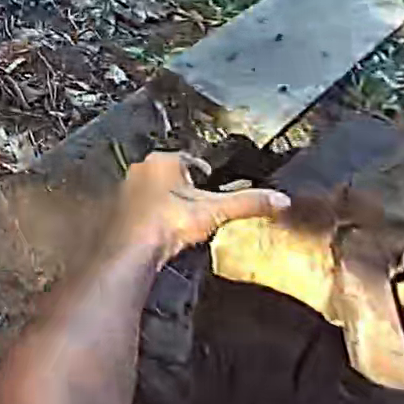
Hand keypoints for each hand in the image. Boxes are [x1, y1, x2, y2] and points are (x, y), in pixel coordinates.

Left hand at [112, 151, 289, 262]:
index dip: (208, 173)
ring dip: (171, 196)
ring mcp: (129, 183)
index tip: (217, 184)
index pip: (193, 160)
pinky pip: (146, 201)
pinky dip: (157, 208)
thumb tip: (280, 199)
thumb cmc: (171, 220)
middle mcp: (142, 166)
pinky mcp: (122, 202)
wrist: (135, 244)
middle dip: (189, 184)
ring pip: (158, 186)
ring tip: (186, 213)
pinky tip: (167, 222)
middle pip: (174, 172)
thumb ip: (248, 202)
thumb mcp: (215, 210)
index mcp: (163, 160)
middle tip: (204, 200)